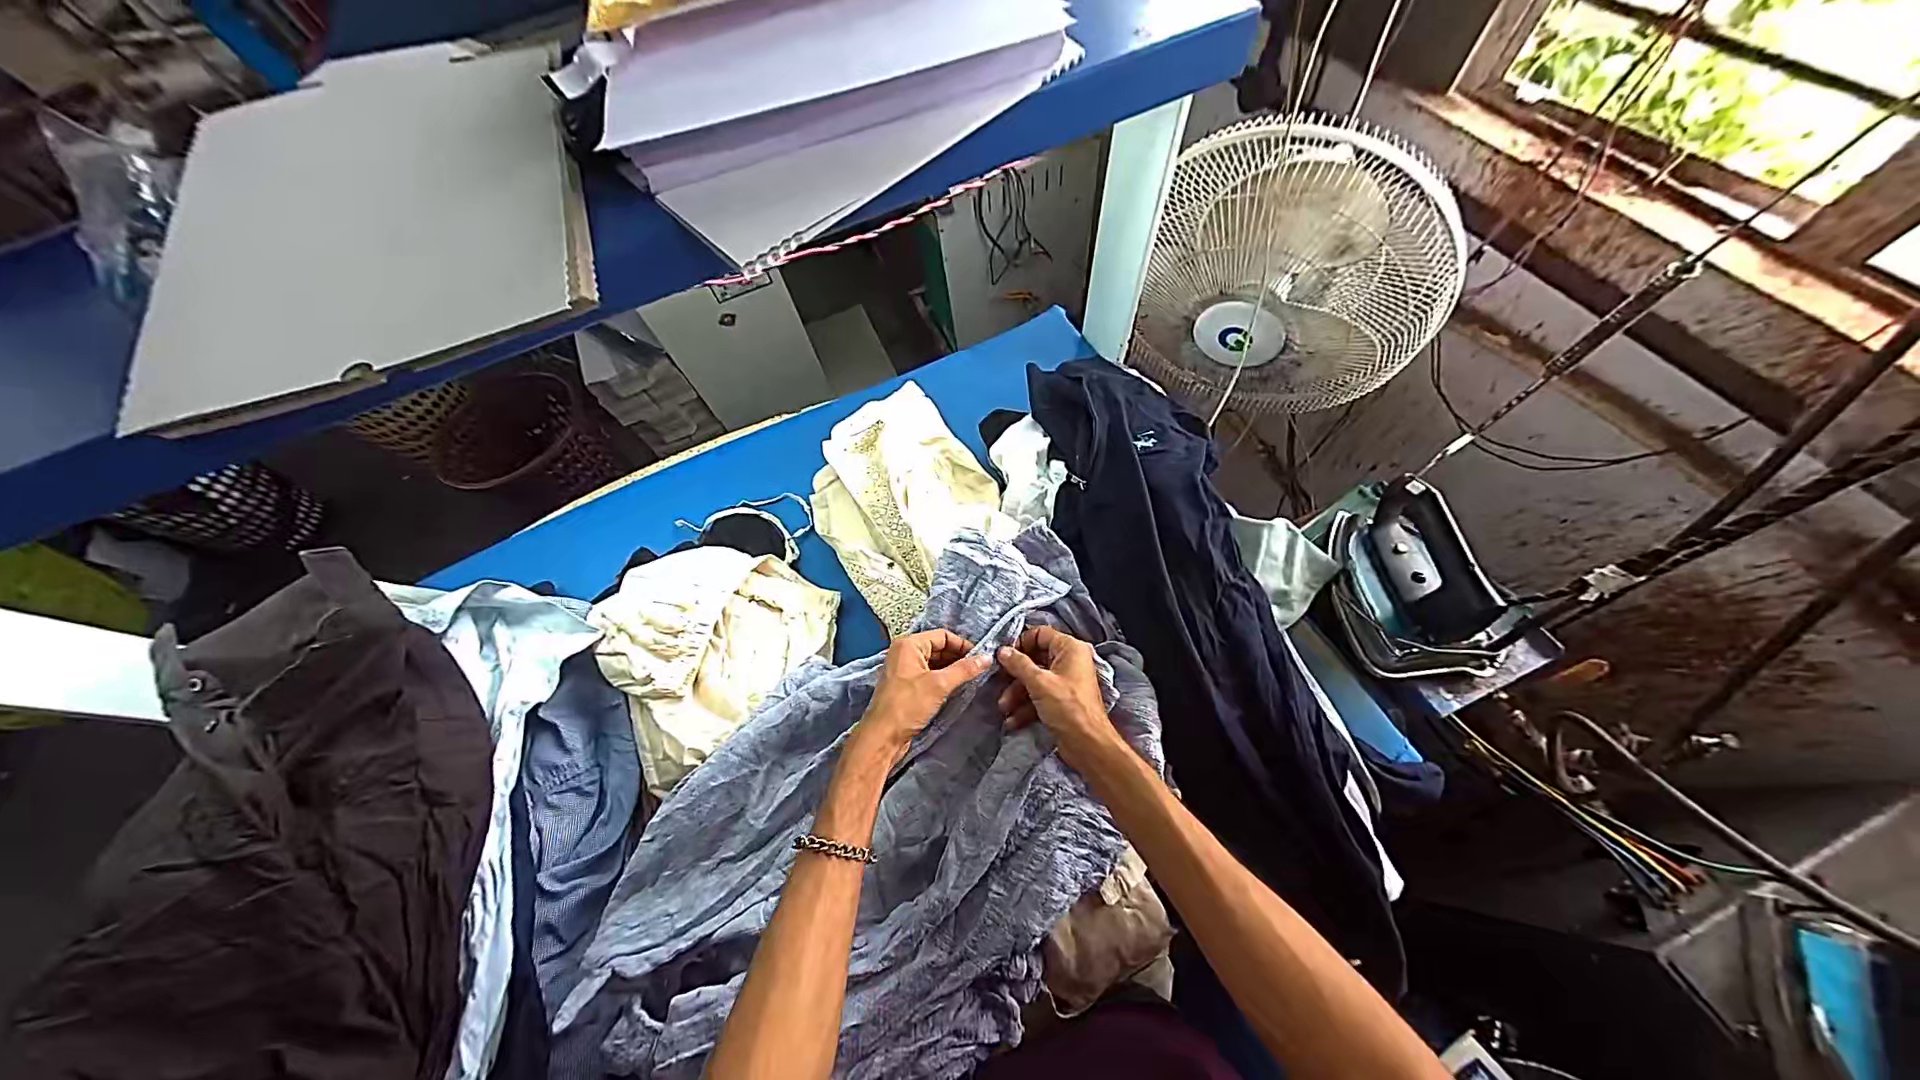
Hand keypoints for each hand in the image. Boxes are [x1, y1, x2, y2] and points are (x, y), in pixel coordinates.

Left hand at [856, 629, 992, 758]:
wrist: (883, 736)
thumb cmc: (907, 705)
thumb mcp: (939, 684)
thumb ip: (964, 669)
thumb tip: (987, 658)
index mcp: (909, 645)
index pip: (943, 635)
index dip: (962, 645)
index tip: (980, 658)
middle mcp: (904, 653)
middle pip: (938, 647)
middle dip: (958, 657)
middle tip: (978, 669)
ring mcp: (904, 669)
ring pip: (934, 662)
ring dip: (952, 669)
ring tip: (971, 679)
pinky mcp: (906, 686)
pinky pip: (928, 675)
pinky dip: (943, 679)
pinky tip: (956, 688)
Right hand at [996, 625, 1132, 770]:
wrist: (1088, 746)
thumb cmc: (1068, 708)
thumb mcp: (1039, 683)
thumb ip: (1019, 664)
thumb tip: (1002, 650)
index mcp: (1070, 649)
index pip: (1040, 634)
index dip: (1020, 643)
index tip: (1003, 656)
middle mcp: (1069, 661)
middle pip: (1034, 658)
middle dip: (1015, 675)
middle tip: (999, 683)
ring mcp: (1064, 682)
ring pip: (1034, 680)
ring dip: (1016, 694)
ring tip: (1004, 708)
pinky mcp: (1060, 701)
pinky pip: (1038, 696)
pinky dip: (1025, 706)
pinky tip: (1012, 720)